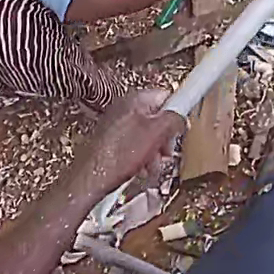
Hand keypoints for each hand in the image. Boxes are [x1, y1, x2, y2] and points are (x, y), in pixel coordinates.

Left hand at [67, 89, 187, 200]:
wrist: (90, 178)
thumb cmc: (117, 156)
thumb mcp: (156, 134)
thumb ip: (173, 120)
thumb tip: (182, 118)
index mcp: (135, 100)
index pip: (166, 95)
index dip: (177, 111)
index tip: (183, 122)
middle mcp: (124, 109)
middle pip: (158, 118)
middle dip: (165, 138)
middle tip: (165, 151)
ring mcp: (117, 125)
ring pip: (148, 135)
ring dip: (154, 152)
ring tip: (151, 165)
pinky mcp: (112, 141)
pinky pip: (135, 146)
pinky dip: (141, 158)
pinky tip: (140, 169)